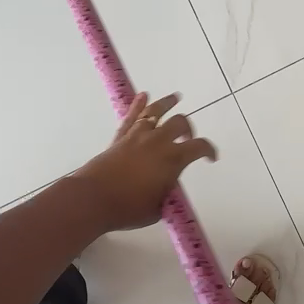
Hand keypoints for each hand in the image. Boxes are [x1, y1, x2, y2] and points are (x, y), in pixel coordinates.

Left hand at [72, 93, 216, 229]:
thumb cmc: (127, 208)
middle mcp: (159, 141)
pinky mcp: (120, 137)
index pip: (199, 147)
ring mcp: (138, 136)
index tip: (211, 158)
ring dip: (167, 103)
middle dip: (188, 128)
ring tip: (175, 97)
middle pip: (180, 123)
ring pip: (156, 112)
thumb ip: (167, 193)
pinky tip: (143, 95)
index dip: (209, 150)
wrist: (92, 200)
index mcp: (173, 158)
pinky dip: (138, 104)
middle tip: (188, 137)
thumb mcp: (157, 208)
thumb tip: (166, 186)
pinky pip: (131, 117)